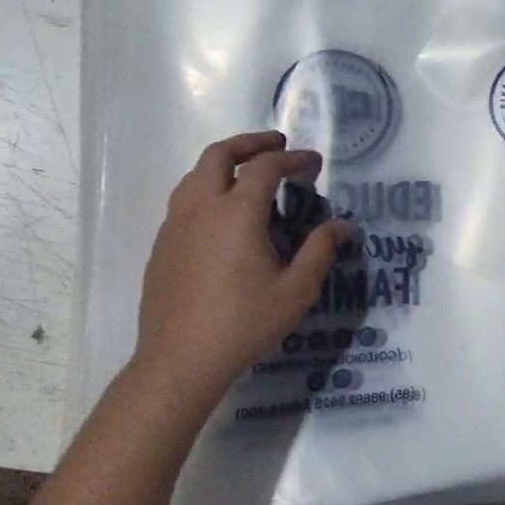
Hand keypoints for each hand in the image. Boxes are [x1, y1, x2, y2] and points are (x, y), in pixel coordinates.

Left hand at [133, 130, 348, 402]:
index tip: (314, 163)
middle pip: (219, 154)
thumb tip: (342, 226)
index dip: (293, 158)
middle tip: (276, 144)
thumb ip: (320, 251)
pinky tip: (224, 216)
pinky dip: (207, 189)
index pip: (265, 166)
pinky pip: (184, 200)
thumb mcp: (296, 291)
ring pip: (195, 174)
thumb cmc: (243, 323)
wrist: (179, 361)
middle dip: (251, 143)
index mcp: (236, 213)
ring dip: (224, 164)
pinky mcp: (162, 245)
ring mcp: (175, 225)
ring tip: (249, 174)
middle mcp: (201, 208)